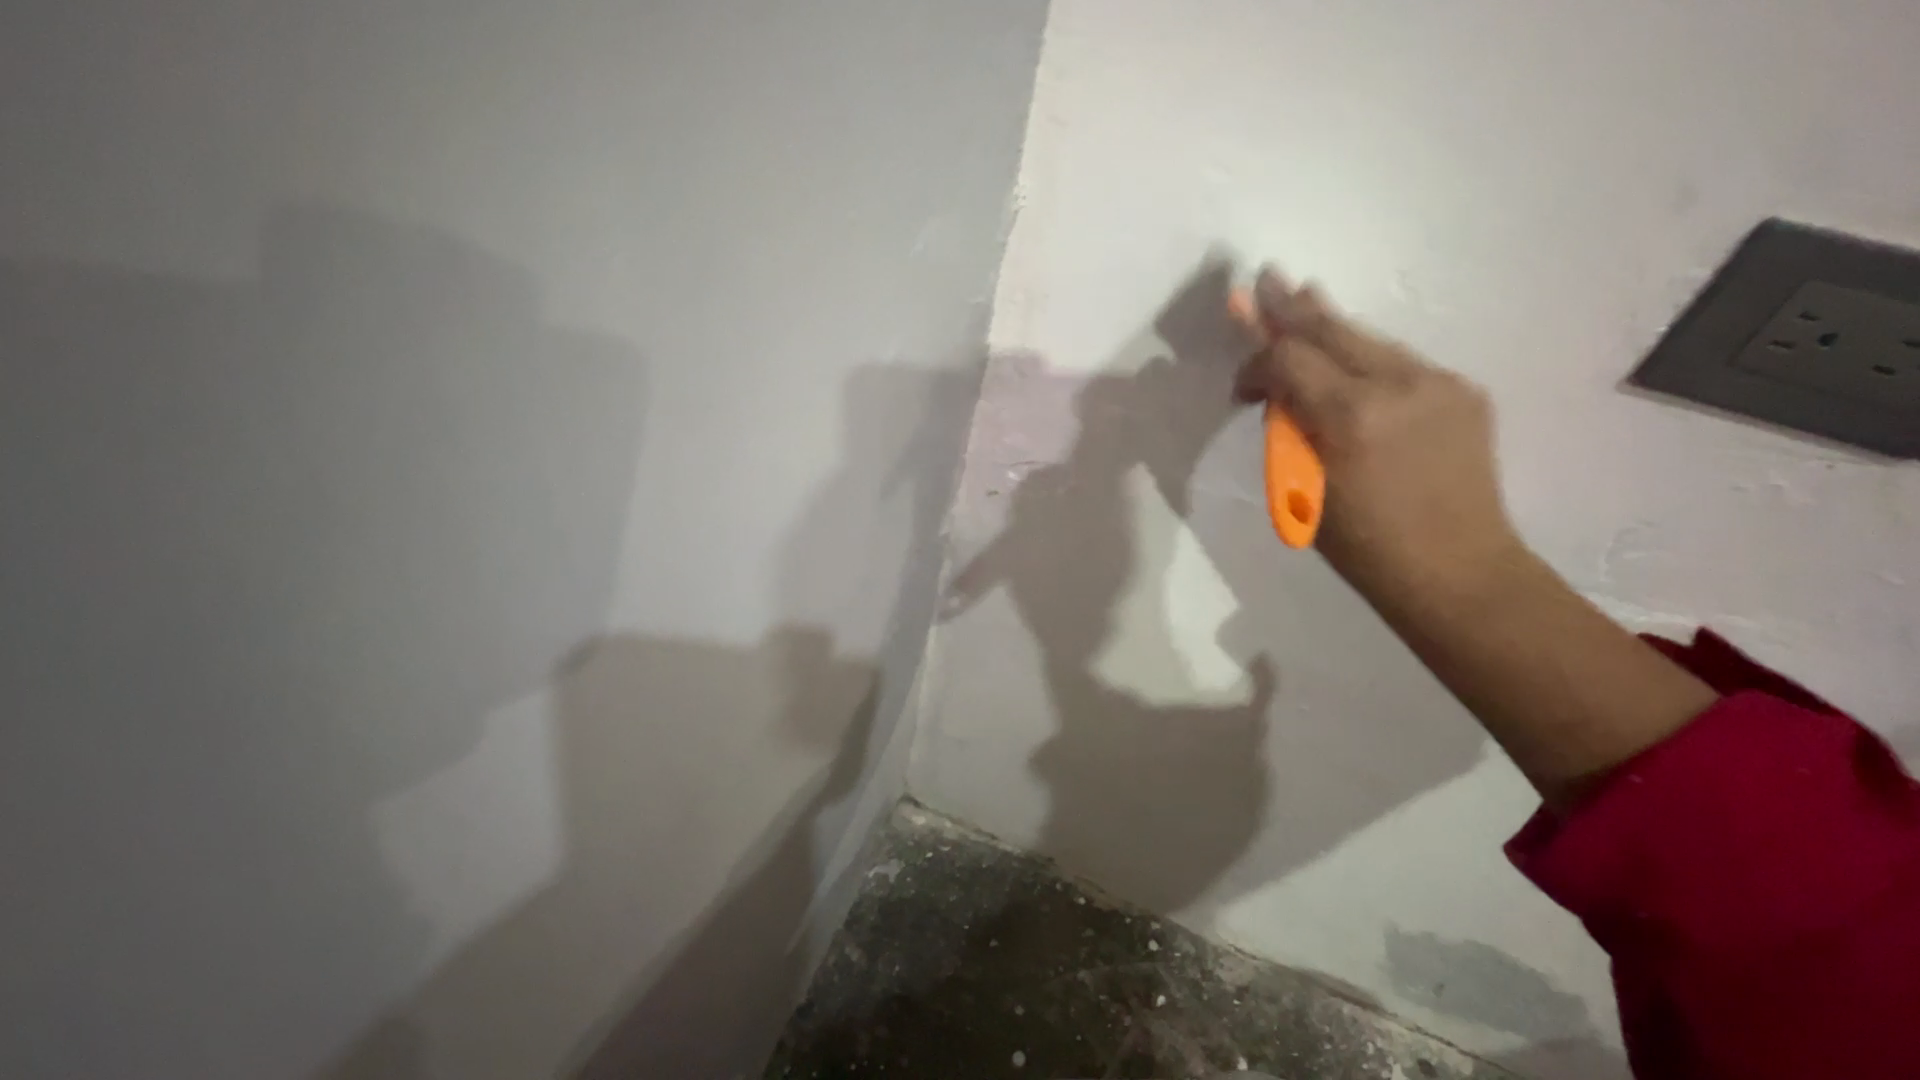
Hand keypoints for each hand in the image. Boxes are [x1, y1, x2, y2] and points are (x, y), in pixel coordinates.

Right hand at [1234, 268, 1522, 599]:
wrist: (1457, 571)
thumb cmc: (1365, 546)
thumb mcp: (1304, 489)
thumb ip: (1291, 428)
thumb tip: (1275, 386)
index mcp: (1351, 415)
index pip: (1289, 358)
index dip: (1256, 359)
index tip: (1241, 387)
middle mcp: (1398, 384)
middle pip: (1332, 330)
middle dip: (1291, 307)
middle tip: (1264, 277)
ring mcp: (1438, 383)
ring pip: (1369, 341)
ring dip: (1331, 326)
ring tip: (1303, 296)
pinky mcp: (1463, 392)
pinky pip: (1400, 364)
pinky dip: (1367, 359)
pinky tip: (1351, 357)